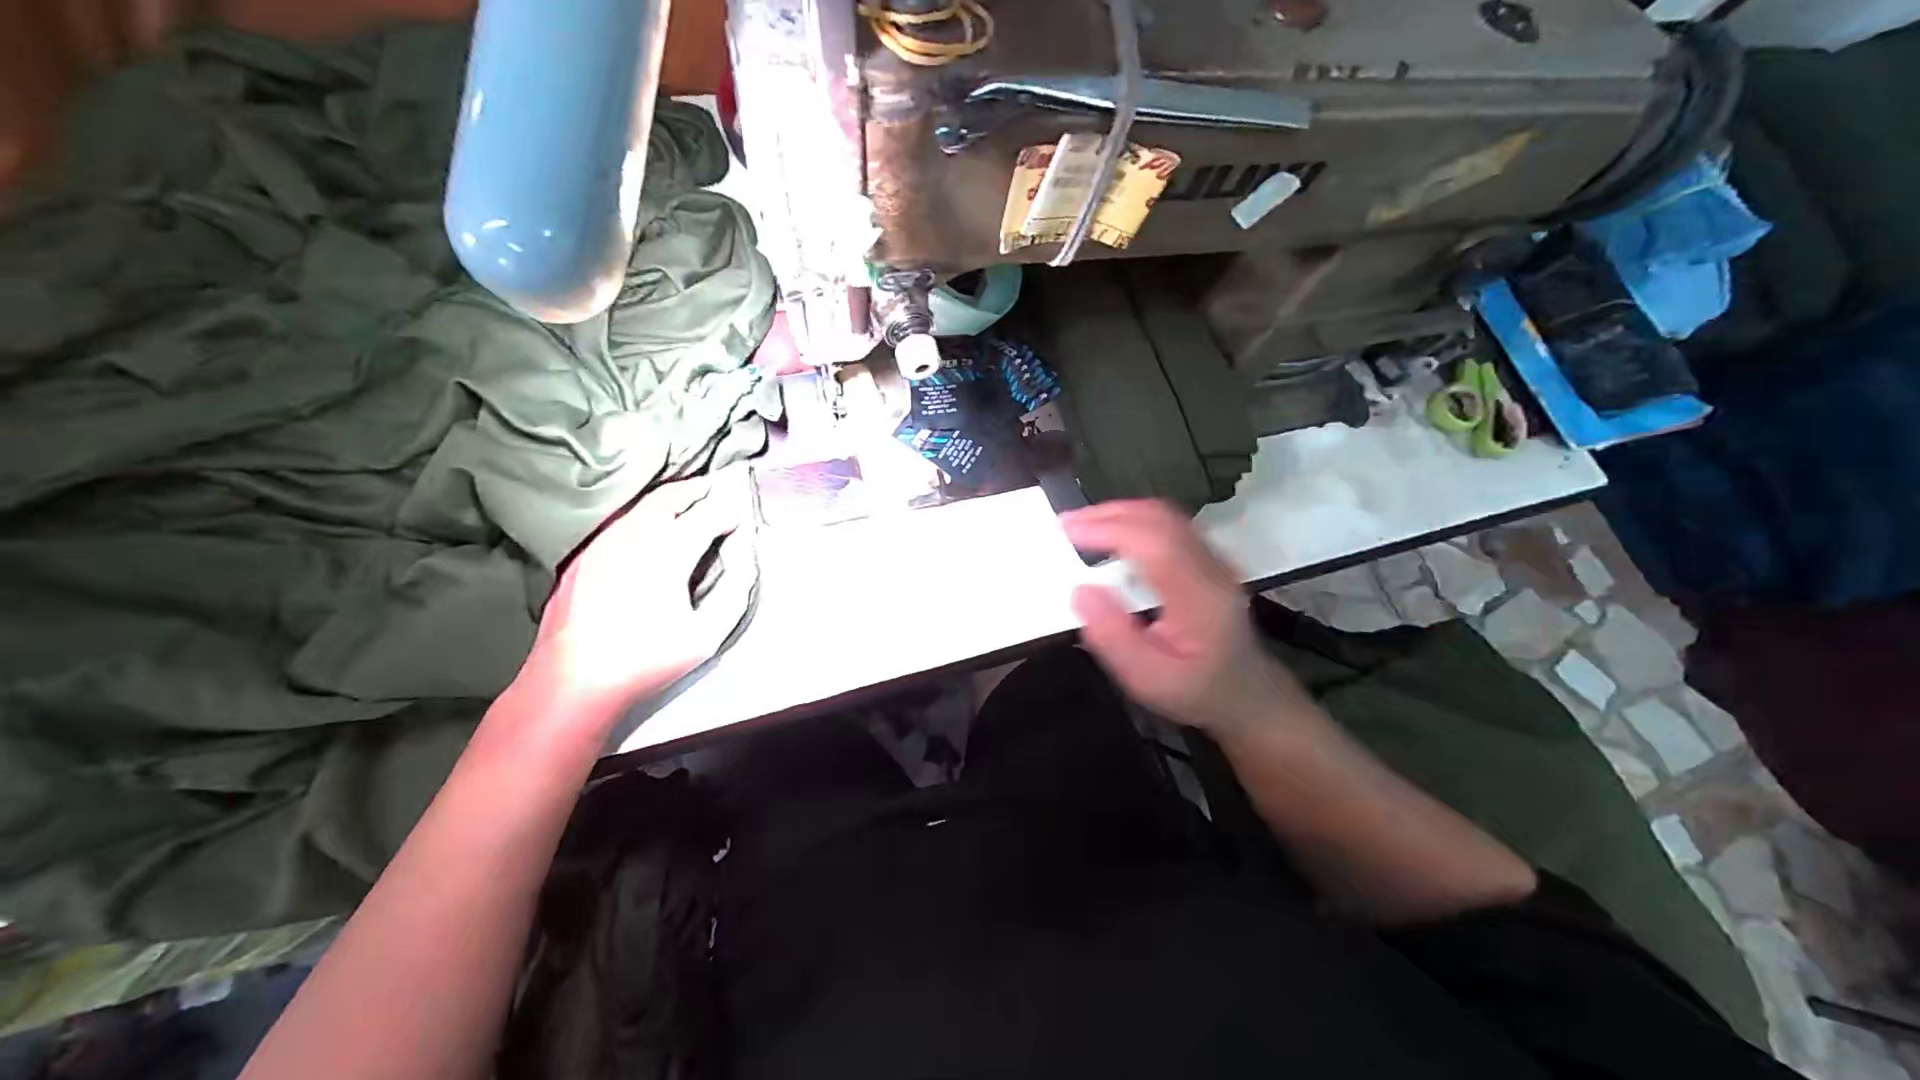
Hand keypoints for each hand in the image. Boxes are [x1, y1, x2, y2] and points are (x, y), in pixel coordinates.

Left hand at [510, 472, 754, 736]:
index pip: (708, 515)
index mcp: (669, 551)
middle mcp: (633, 536)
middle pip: (670, 496)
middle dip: (696, 490)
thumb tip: (742, 563)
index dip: (728, 512)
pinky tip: (647, 535)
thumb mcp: (706, 636)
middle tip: (713, 487)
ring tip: (685, 504)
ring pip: (639, 507)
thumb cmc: (644, 660)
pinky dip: (640, 519)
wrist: (572, 679)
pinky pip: (617, 525)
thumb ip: (733, 594)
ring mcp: (602, 543)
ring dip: (667, 501)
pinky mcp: (581, 557)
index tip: (739, 515)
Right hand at [1063, 500, 1305, 734]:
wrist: (1246, 694)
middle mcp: (1212, 570)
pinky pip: (1170, 526)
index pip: (1156, 545)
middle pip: (1161, 520)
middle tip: (1067, 523)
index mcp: (1200, 599)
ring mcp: (1214, 561)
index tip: (1070, 530)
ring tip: (1083, 526)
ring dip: (1121, 514)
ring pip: (1167, 517)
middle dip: (1109, 514)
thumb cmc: (1197, 690)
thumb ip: (1113, 638)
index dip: (1110, 529)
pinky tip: (1112, 535)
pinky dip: (1135, 521)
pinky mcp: (1208, 560)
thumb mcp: (1147, 680)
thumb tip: (1081, 593)